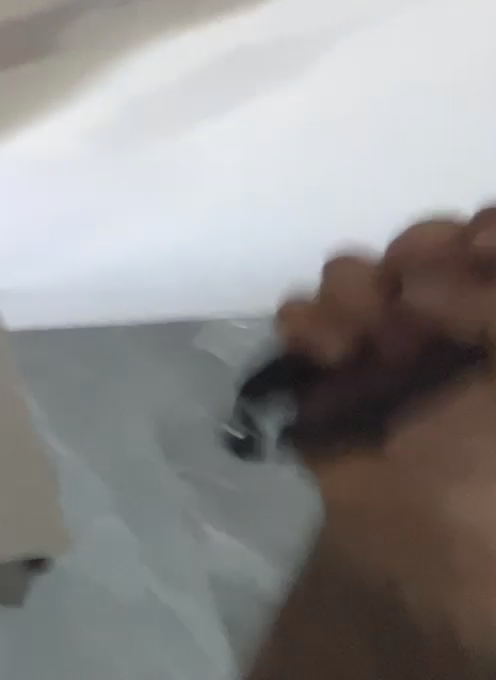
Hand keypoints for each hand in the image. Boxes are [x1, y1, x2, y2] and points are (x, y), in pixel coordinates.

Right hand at [278, 209, 495, 629]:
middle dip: (415, 264)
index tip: (478, 257)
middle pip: (425, 240)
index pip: (494, 236)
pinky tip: (326, 359)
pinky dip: (305, 326)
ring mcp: (392, 338)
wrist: (425, 539)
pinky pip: (298, 309)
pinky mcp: (325, 358)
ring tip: (365, 349)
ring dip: (354, 301)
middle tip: (420, 309)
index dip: (482, 235)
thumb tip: (445, 263)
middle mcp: (465, 321)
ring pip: (353, 268)